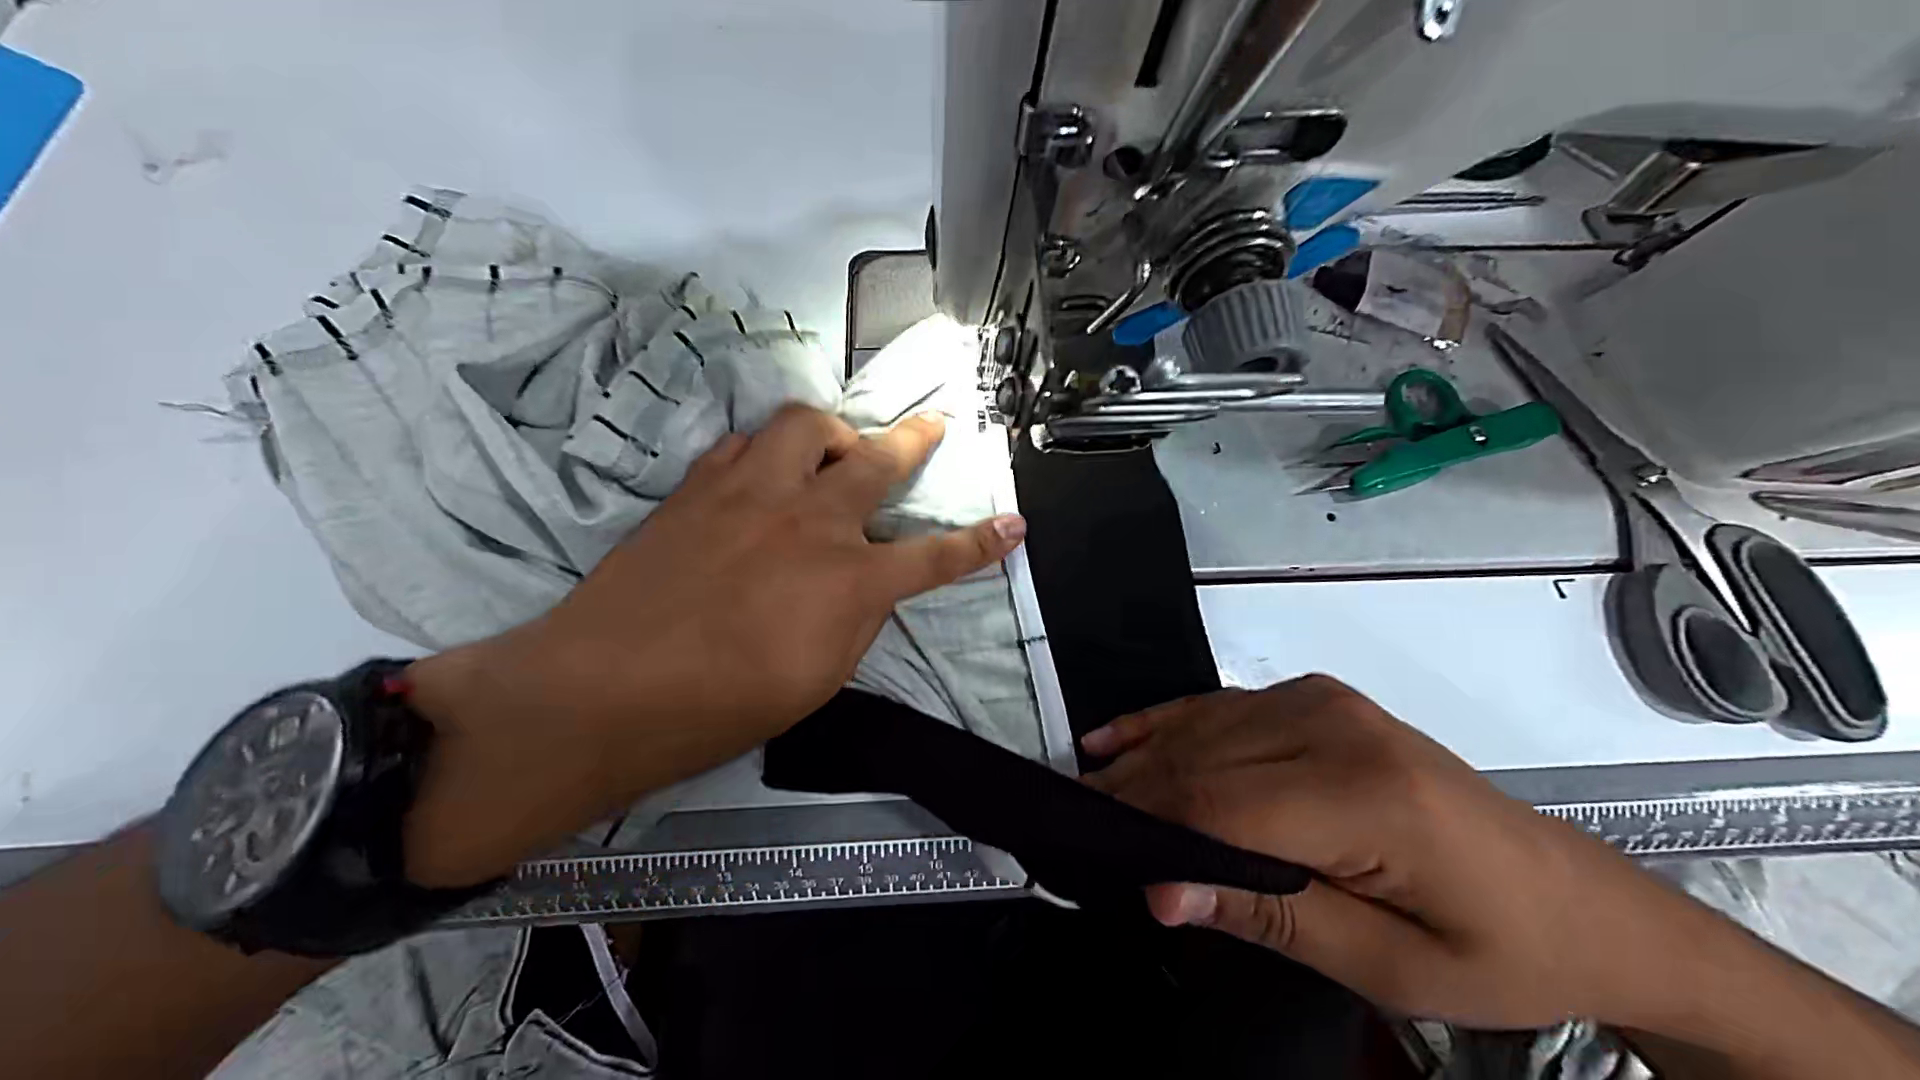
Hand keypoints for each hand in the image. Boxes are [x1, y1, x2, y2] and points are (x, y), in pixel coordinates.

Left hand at [402, 405, 1025, 885]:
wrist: (605, 691)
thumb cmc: (722, 707)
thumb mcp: (818, 678)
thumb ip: (856, 619)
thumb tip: (869, 585)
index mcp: (848, 580)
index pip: (934, 557)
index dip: (980, 542)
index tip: (1012, 524)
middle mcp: (808, 522)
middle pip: (877, 462)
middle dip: (916, 440)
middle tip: (935, 423)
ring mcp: (749, 495)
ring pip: (804, 427)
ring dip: (832, 431)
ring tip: (836, 447)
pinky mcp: (697, 488)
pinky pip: (743, 445)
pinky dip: (766, 451)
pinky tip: (765, 471)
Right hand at [1081, 676, 1723, 1031]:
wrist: (1575, 899)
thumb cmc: (1493, 948)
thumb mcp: (1388, 964)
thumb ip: (1269, 915)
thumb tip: (1163, 894)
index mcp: (1365, 797)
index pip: (1222, 805)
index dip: (1151, 830)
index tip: (1096, 856)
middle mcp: (1337, 728)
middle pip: (1202, 759)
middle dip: (1131, 792)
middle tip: (1074, 824)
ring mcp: (1325, 702)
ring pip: (1202, 725)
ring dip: (1140, 758)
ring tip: (1086, 787)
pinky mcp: (1318, 697)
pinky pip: (1223, 705)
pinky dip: (1168, 723)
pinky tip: (1120, 736)